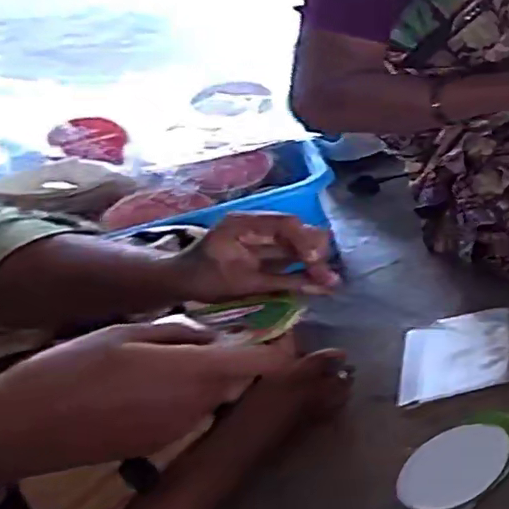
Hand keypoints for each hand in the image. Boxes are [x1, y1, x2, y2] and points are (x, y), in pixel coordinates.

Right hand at [0, 322, 314, 507]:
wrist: (2, 434)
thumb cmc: (62, 373)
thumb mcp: (124, 334)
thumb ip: (184, 334)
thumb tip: (221, 336)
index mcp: (199, 369)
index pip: (270, 362)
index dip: (281, 348)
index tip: (277, 335)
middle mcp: (201, 400)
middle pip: (245, 377)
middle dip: (238, 361)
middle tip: (211, 347)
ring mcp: (183, 425)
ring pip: (218, 394)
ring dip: (208, 381)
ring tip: (165, 371)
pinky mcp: (160, 443)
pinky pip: (190, 413)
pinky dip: (182, 401)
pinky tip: (143, 396)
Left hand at [169, 212, 336, 300]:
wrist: (178, 282)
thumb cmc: (204, 281)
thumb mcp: (245, 284)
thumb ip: (288, 283)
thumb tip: (330, 286)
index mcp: (244, 224)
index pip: (287, 224)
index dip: (307, 242)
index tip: (316, 262)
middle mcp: (260, 222)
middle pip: (302, 230)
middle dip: (317, 252)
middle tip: (325, 275)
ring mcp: (267, 232)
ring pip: (306, 239)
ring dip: (317, 258)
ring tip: (324, 278)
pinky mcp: (273, 243)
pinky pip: (300, 249)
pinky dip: (310, 262)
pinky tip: (318, 275)